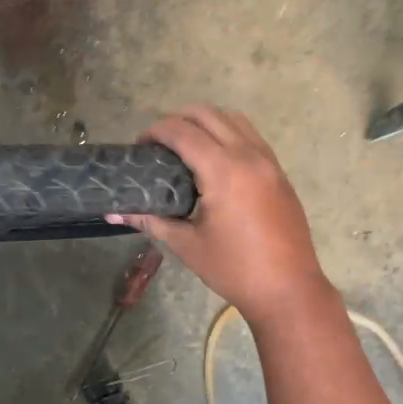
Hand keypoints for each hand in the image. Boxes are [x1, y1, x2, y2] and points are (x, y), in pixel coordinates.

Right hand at [109, 105, 327, 324]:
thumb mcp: (186, 245)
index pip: (183, 132)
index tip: (140, 146)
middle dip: (178, 120)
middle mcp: (248, 155)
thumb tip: (114, 212)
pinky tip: (212, 160)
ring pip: (233, 119)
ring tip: (184, 145)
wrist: (287, 289)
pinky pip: (250, 136)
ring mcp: (268, 161)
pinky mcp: (278, 172)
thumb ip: (151, 220)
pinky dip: (226, 134)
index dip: (156, 132)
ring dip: (205, 122)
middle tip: (157, 143)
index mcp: (224, 171)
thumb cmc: (233, 269)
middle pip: (208, 115)